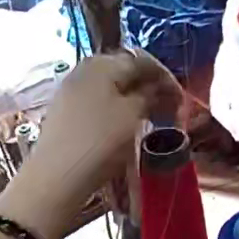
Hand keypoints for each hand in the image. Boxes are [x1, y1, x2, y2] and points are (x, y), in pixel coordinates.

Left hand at [0, 49, 181, 238]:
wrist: (56, 177)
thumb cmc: (100, 141)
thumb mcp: (132, 115)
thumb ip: (148, 95)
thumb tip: (155, 87)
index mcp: (102, 63)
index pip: (142, 61)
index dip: (166, 79)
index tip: (181, 100)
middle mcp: (82, 71)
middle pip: (123, 74)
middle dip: (147, 90)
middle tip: (166, 110)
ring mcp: (68, 93)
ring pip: (108, 91)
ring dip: (131, 102)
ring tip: (147, 121)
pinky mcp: (61, 115)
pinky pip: (95, 106)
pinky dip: (113, 113)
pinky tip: (121, 130)